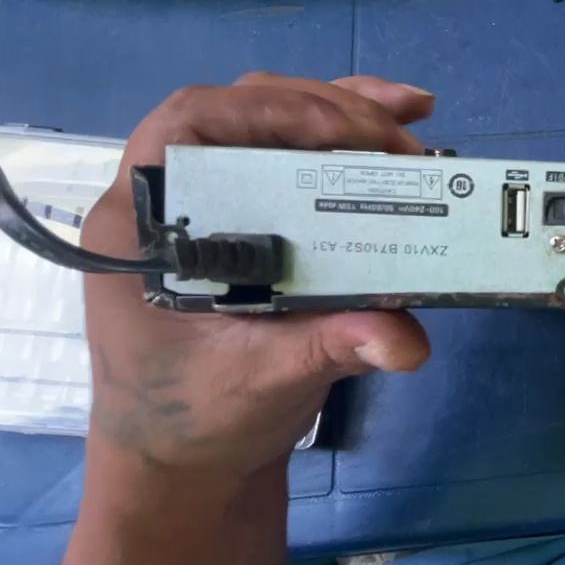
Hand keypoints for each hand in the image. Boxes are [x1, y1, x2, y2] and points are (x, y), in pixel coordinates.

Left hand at [80, 74, 435, 476]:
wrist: (187, 453)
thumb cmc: (196, 414)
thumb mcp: (263, 381)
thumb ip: (330, 348)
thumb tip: (406, 340)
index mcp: (149, 222)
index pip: (195, 124)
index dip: (276, 111)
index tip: (353, 136)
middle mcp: (181, 197)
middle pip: (248, 112)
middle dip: (331, 111)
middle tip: (406, 145)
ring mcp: (222, 205)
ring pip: (278, 126)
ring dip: (349, 112)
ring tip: (416, 114)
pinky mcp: (263, 223)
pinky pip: (303, 163)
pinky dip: (353, 145)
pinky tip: (400, 135)